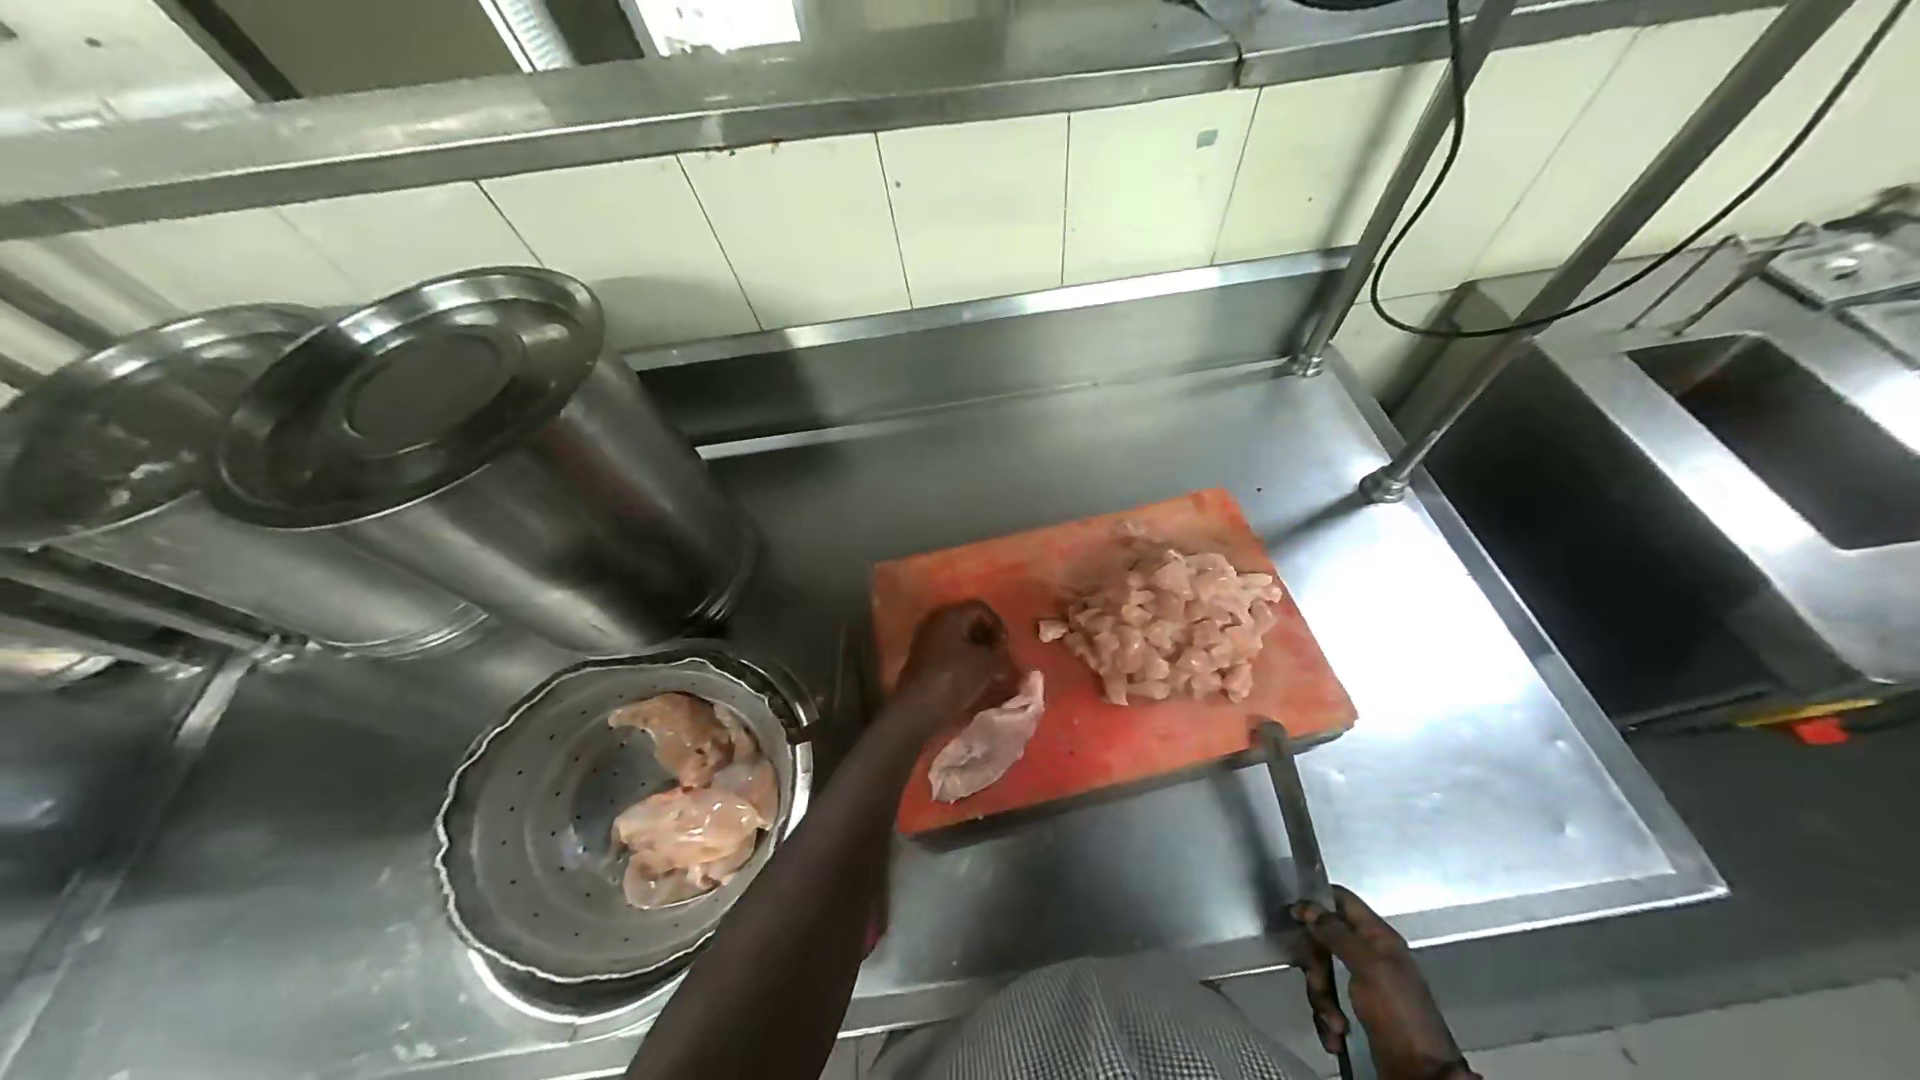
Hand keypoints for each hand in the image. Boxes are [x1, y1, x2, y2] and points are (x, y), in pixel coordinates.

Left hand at [894, 601, 1020, 725]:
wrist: (920, 707)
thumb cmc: (956, 678)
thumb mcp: (987, 664)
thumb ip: (1000, 654)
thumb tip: (1005, 655)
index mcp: (951, 615)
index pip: (981, 609)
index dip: (998, 625)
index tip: (1006, 646)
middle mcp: (935, 621)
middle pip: (968, 622)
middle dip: (987, 638)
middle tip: (1000, 656)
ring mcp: (925, 640)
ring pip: (957, 638)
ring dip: (975, 650)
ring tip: (989, 670)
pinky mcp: (920, 659)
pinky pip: (947, 652)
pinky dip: (962, 660)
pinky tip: (972, 677)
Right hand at [1294, 887, 1472, 1079]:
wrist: (1422, 1076)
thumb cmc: (1399, 1014)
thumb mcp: (1369, 967)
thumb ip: (1336, 933)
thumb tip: (1307, 907)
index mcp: (1377, 938)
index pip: (1342, 901)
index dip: (1317, 902)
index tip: (1294, 915)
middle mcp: (1367, 956)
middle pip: (1323, 941)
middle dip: (1315, 966)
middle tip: (1319, 982)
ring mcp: (1360, 984)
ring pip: (1321, 975)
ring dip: (1322, 1000)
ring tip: (1335, 1023)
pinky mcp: (1353, 1011)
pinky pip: (1326, 1003)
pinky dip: (1327, 1020)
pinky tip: (1336, 1035)